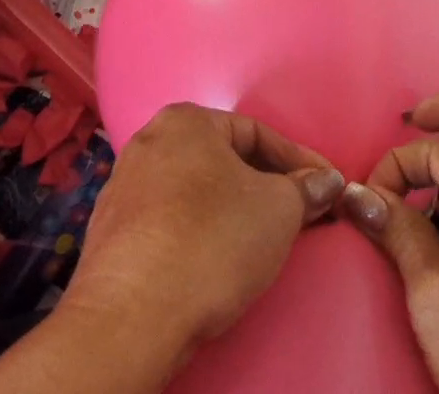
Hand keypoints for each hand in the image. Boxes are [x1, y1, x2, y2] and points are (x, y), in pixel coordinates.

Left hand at [66, 103, 345, 352]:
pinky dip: (201, 231)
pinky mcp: (110, 234)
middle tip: (303, 212)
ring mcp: (122, 189)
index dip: (299, 161)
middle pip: (223, 160)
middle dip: (266, 185)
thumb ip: (306, 188)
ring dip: (233, 208)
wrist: (133, 315)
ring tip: (266, 237)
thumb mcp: (279, 208)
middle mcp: (147, 144)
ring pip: (196, 191)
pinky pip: (171, 221)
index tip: (328, 186)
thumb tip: (326, 181)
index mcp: (184, 122)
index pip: (257, 133)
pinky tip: (220, 257)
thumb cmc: (214, 240)